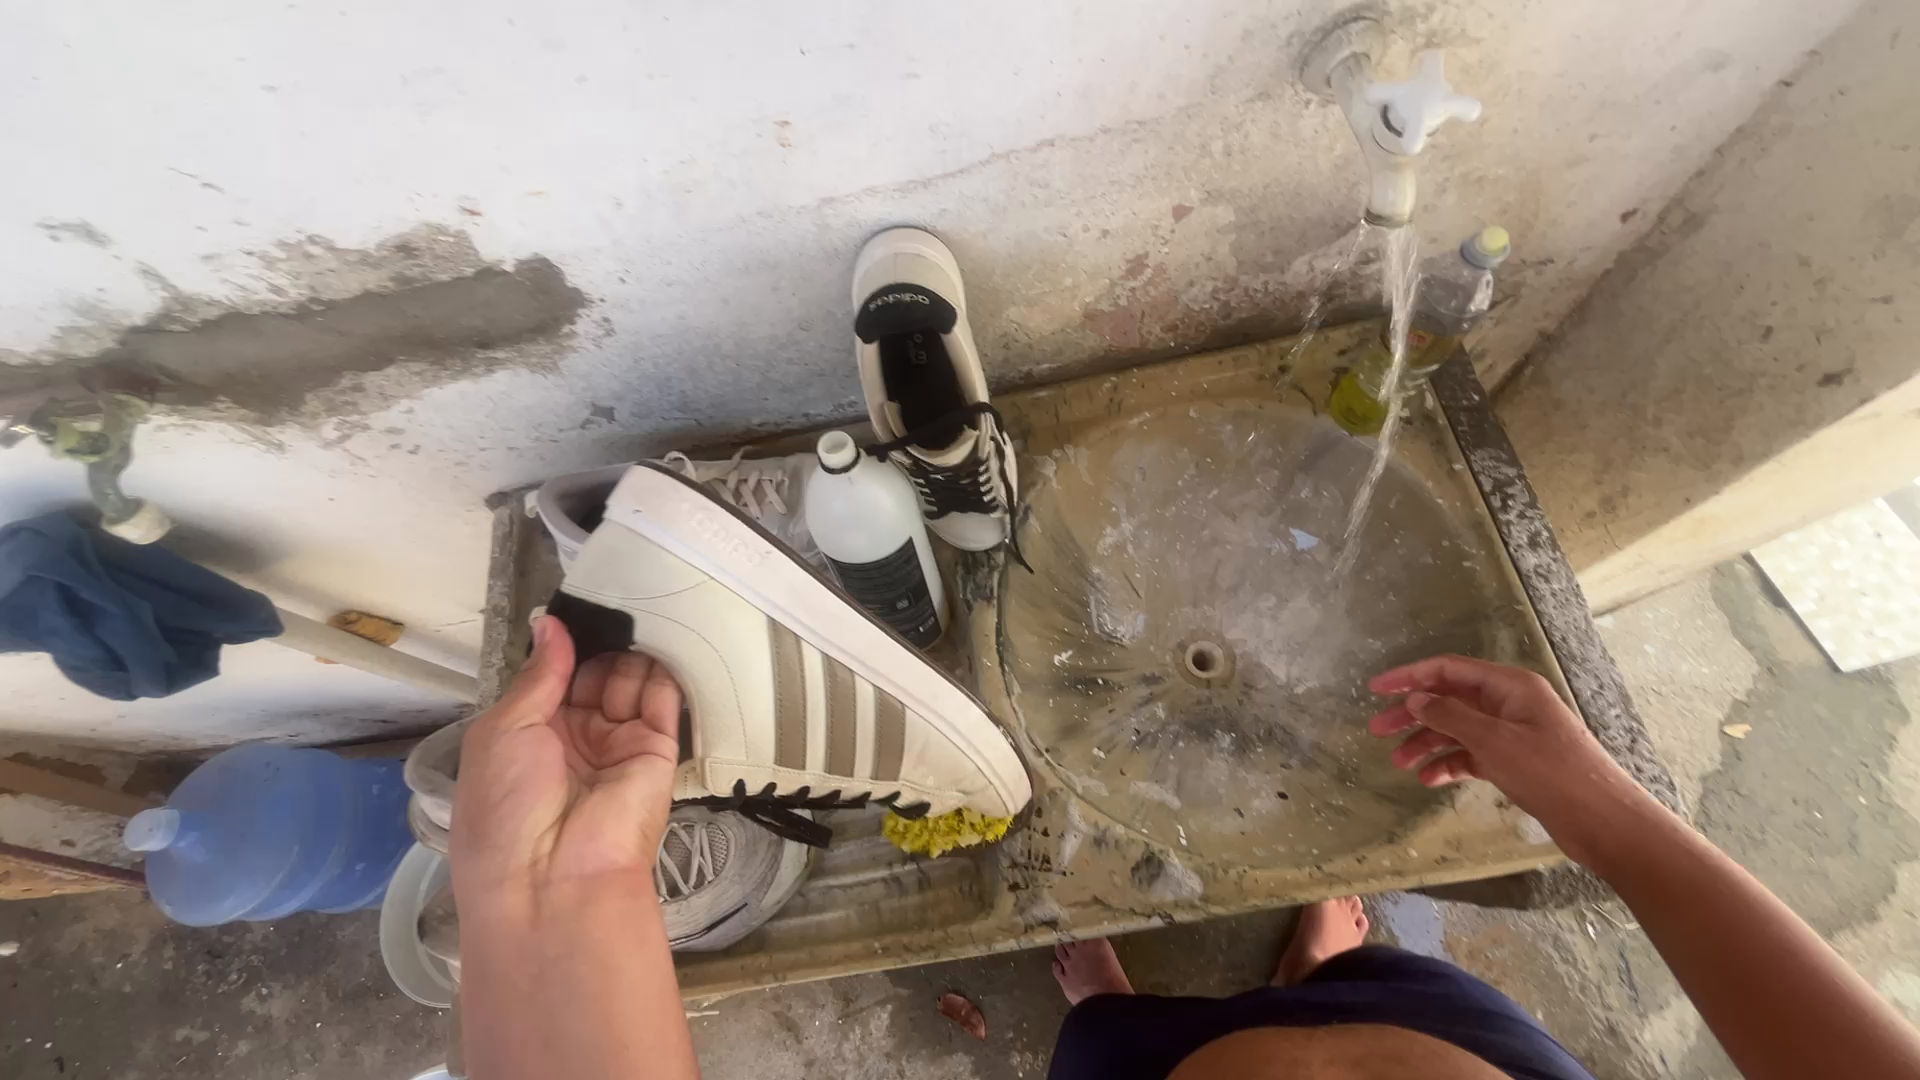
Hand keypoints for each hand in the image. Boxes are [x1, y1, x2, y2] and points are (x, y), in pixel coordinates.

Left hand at [451, 615, 682, 908]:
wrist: (556, 876)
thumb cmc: (508, 805)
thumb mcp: (503, 732)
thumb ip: (538, 674)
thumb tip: (550, 623)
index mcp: (529, 734)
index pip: (552, 677)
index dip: (561, 645)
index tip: (573, 605)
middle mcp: (576, 734)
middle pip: (593, 674)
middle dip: (599, 644)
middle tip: (610, 602)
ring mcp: (619, 740)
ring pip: (628, 681)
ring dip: (629, 652)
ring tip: (635, 614)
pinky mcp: (659, 746)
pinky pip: (662, 699)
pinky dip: (662, 669)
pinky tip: (659, 634)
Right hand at [1367, 654, 1656, 865]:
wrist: (1608, 825)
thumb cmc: (1552, 773)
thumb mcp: (1494, 741)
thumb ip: (1449, 715)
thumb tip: (1415, 699)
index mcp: (1509, 687)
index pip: (1447, 670)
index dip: (1407, 676)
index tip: (1374, 690)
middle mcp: (1508, 704)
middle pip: (1447, 699)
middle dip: (1411, 715)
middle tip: (1377, 730)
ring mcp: (1511, 733)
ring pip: (1454, 729)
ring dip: (1424, 744)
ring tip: (1398, 764)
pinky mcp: (1514, 761)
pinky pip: (1470, 754)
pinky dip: (1447, 763)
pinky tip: (1430, 779)